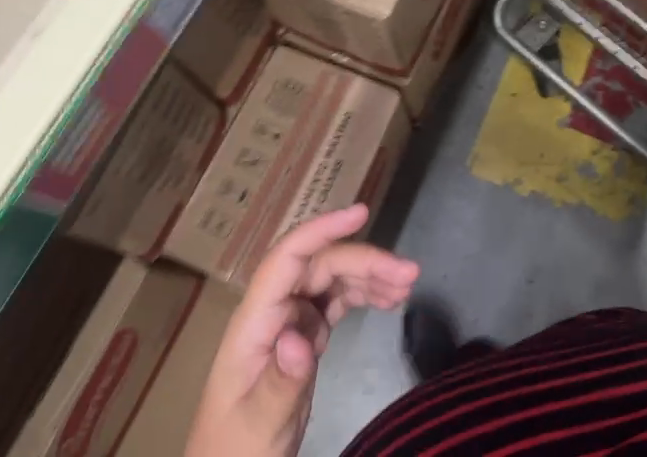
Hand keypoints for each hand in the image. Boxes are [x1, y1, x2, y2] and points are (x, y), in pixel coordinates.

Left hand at [186, 205, 418, 456]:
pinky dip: (364, 295)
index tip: (361, 213)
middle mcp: (272, 311)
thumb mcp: (258, 423)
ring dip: (369, 276)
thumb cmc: (236, 450)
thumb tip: (298, 337)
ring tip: (408, 284)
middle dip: (364, 261)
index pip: (286, 259)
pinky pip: (336, 302)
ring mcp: (289, 322)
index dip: (322, 230)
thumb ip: (279, 381)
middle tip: (410, 273)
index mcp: (253, 321)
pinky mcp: (305, 337)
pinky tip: (390, 299)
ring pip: (331, 280)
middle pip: (319, 266)